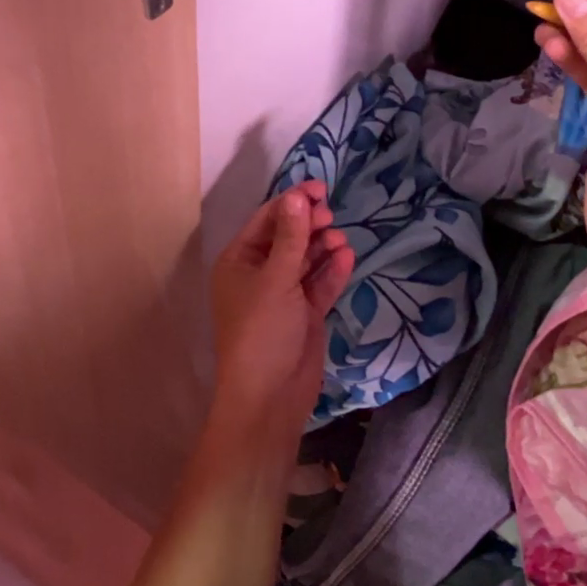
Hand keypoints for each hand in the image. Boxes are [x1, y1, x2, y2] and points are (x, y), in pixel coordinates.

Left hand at [210, 181, 354, 428]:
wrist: (270, 397)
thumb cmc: (262, 331)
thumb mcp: (276, 279)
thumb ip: (291, 237)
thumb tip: (297, 196)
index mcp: (239, 261)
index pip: (267, 220)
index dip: (292, 202)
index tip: (321, 189)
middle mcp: (259, 274)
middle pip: (288, 237)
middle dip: (310, 224)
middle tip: (331, 216)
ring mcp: (284, 295)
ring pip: (307, 260)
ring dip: (323, 247)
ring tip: (341, 240)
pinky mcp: (305, 314)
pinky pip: (320, 284)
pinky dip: (332, 271)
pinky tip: (347, 257)